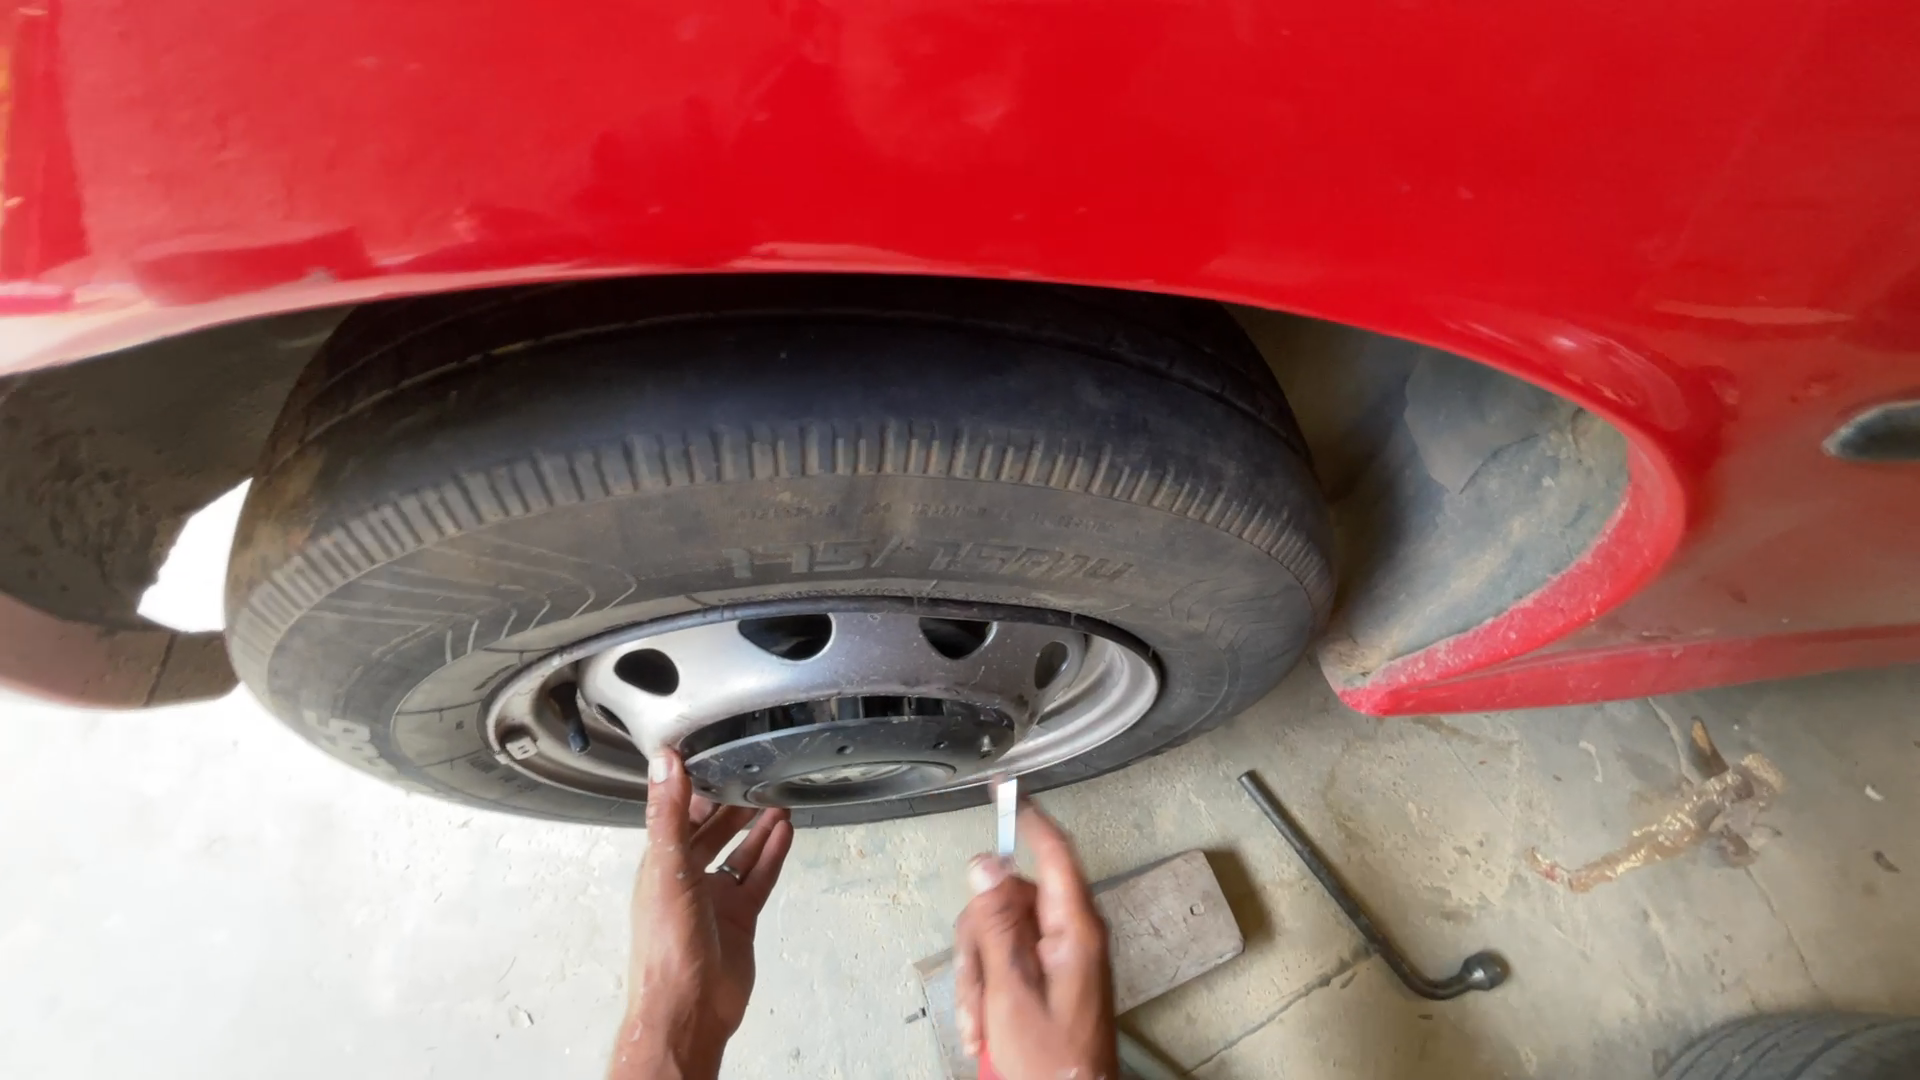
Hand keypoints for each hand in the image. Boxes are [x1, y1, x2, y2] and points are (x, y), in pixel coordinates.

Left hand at [610, 748, 793, 1079]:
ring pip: (740, 852)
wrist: (692, 1008)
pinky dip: (773, 853)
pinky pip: (759, 876)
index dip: (698, 789)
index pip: (679, 816)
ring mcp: (716, 898)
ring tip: (779, 799)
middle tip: (758, 776)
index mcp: (662, 865)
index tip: (718, 758)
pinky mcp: (740, 916)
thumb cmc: (670, 941)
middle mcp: (688, 877)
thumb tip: (664, 760)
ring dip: (758, 826)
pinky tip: (786, 831)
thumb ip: (668, 814)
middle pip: (713, 831)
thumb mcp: (668, 868)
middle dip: (734, 805)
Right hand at [952, 802, 1116, 1079]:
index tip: (1007, 790)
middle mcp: (1071, 930)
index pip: (1055, 851)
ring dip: (978, 972)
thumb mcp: (1013, 987)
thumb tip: (985, 863)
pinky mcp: (1049, 970)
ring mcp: (1060, 951)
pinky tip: (986, 1022)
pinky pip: (1006, 955)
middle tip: (973, 983)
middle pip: (1009, 898)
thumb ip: (996, 920)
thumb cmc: (1052, 1061)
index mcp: (1075, 926)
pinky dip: (988, 985)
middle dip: (979, 940)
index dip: (1031, 817)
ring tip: (980, 1019)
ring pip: (999, 928)